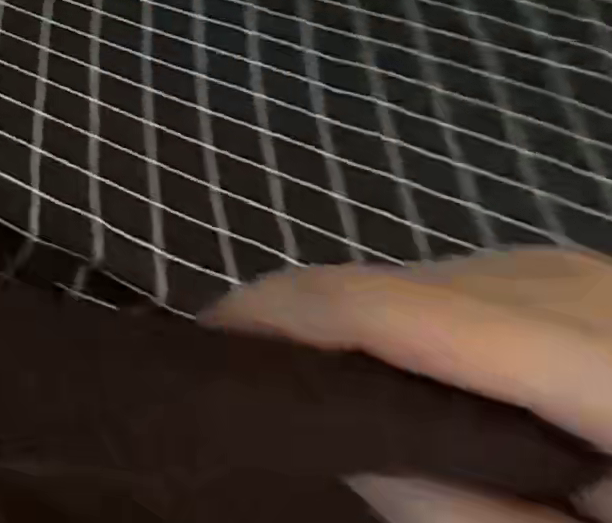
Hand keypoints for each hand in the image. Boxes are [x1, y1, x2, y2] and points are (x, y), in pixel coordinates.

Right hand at [208, 249, 611, 522]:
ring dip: (348, 321)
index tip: (201, 338)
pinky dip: (400, 316)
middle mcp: (580, 290)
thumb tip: (335, 447)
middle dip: (303, 323)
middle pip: (382, 286)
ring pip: (403, 275)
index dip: (272, 313)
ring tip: (331, 378)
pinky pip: (446, 281)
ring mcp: (583, 272)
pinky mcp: (578, 275)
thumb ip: (462, 514)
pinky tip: (415, 368)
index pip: (380, 307)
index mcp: (604, 367)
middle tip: (262, 381)